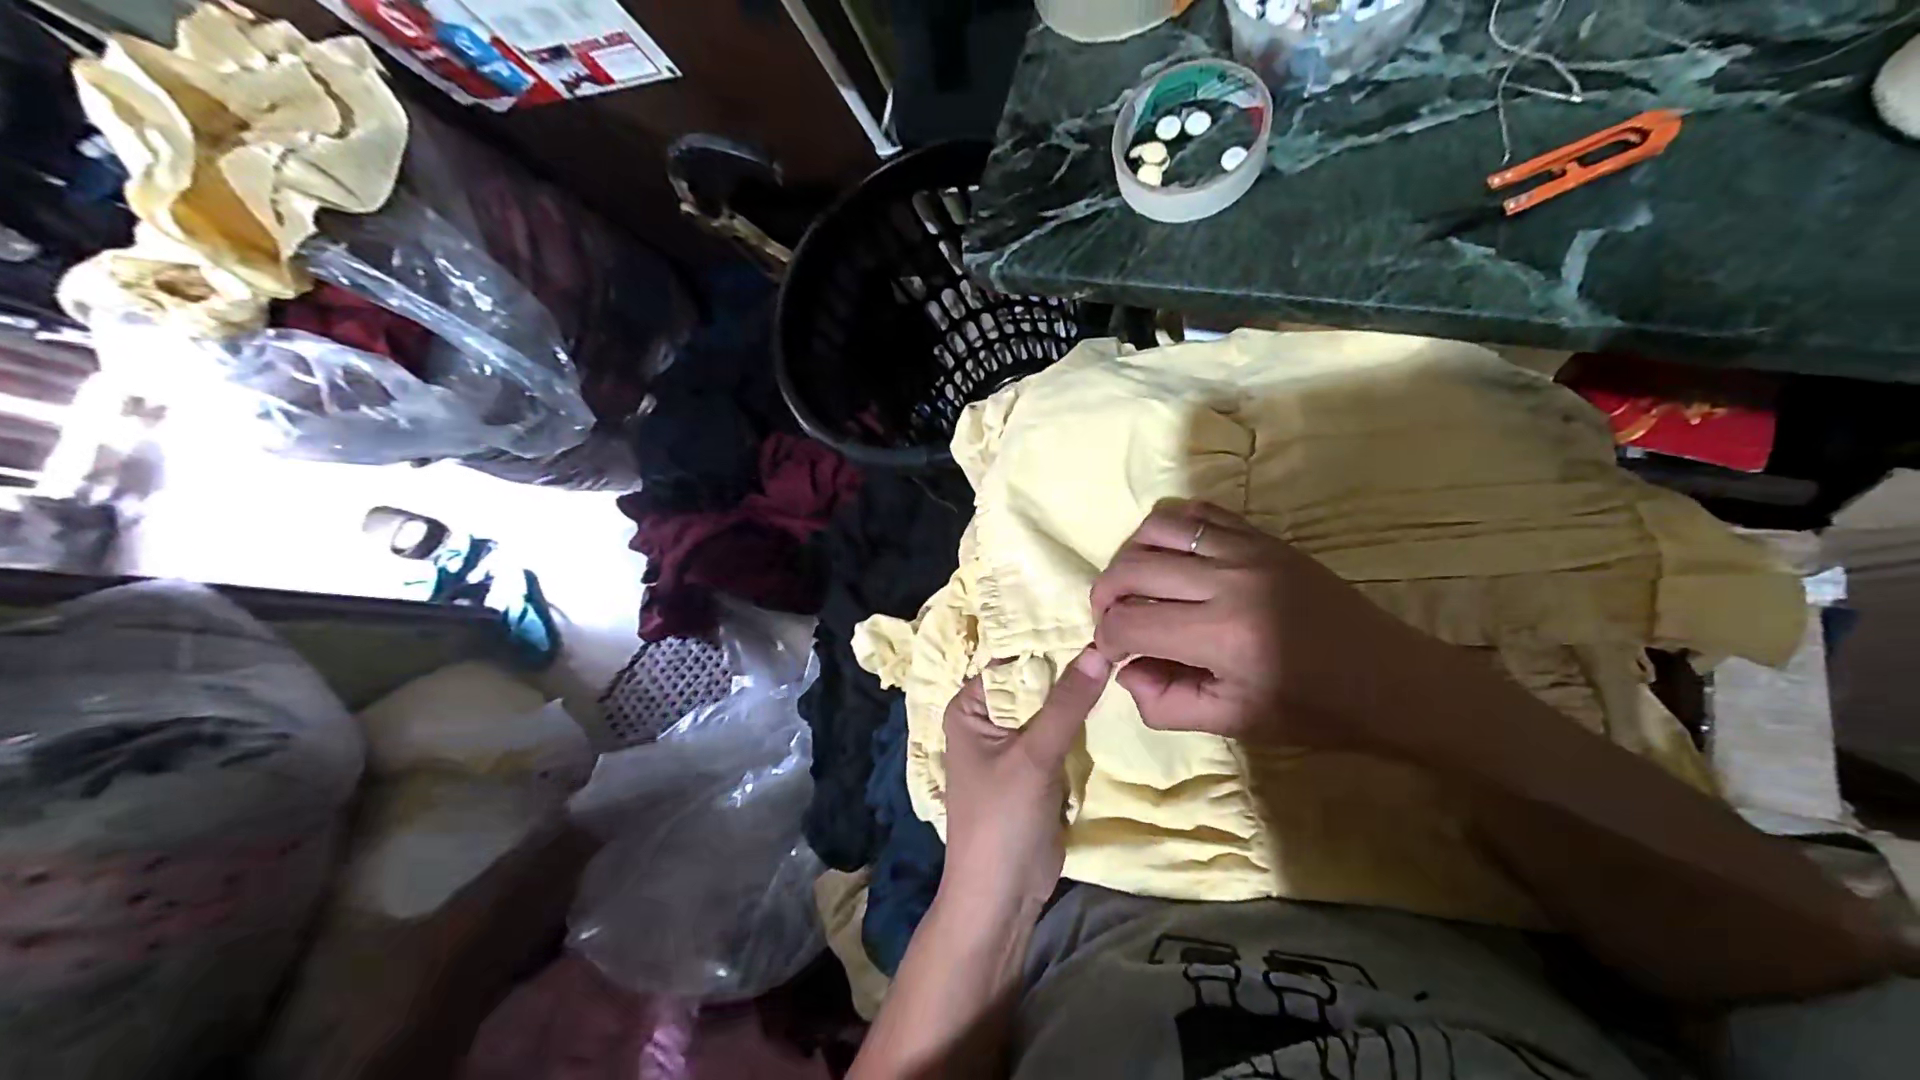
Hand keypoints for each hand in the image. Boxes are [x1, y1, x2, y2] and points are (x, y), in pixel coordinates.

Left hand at [937, 648, 1107, 914]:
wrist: (1002, 896)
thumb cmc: (1002, 820)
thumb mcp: (1033, 756)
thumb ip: (1066, 704)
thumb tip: (1098, 650)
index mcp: (970, 706)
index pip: (1014, 661)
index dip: (1052, 644)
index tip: (1097, 624)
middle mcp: (989, 718)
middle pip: (1036, 684)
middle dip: (1072, 671)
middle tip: (1121, 642)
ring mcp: (1015, 743)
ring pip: (1053, 709)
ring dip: (1081, 698)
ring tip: (1125, 664)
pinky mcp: (1038, 767)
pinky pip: (1062, 734)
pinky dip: (1083, 725)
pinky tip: (1116, 702)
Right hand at [1090, 499, 1440, 748]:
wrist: (1388, 678)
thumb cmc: (1311, 710)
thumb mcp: (1232, 721)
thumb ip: (1164, 702)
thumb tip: (1125, 671)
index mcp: (1221, 635)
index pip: (1129, 623)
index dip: (1107, 640)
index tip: (1113, 654)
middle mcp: (1228, 580)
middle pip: (1131, 567)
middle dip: (1105, 596)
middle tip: (1113, 620)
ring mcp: (1247, 548)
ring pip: (1157, 527)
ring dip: (1130, 555)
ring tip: (1135, 585)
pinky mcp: (1263, 535)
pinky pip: (1198, 511)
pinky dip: (1169, 529)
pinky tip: (1172, 558)